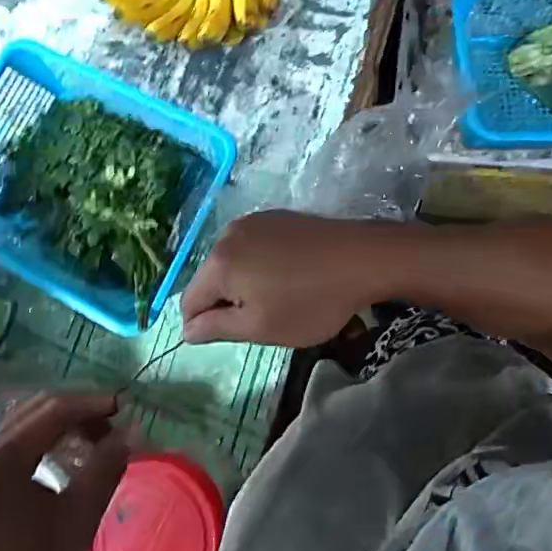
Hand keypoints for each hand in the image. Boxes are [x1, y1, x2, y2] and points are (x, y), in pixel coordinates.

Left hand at [0, 396, 130, 550]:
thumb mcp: (79, 520)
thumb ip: (106, 468)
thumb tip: (131, 433)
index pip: (52, 410)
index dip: (92, 404)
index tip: (127, 409)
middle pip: (32, 413)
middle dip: (77, 413)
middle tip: (114, 427)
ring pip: (21, 431)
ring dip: (60, 429)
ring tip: (95, 445)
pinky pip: (10, 452)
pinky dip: (42, 448)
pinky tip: (64, 467)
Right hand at [180, 211, 395, 346]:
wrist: (364, 258)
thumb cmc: (311, 302)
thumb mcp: (261, 327)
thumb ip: (217, 329)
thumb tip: (187, 330)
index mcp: (218, 264)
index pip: (189, 302)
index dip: (205, 326)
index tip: (239, 334)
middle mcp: (228, 234)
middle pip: (210, 279)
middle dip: (228, 302)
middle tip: (266, 317)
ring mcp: (254, 221)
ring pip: (232, 262)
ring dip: (245, 283)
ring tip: (282, 296)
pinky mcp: (277, 216)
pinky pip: (254, 247)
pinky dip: (262, 264)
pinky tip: (292, 274)